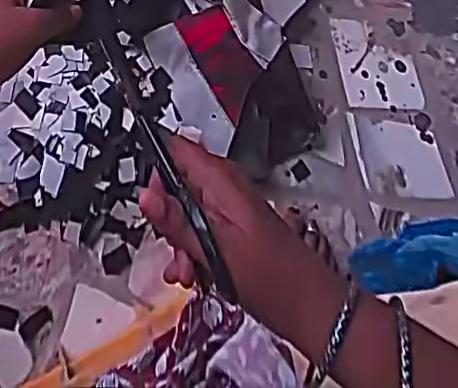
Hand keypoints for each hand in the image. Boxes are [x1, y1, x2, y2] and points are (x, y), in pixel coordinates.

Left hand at [0, 0, 79, 94]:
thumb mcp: (35, 28)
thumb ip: (61, 17)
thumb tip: (73, 12)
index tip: (73, 15)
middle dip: (48, 14)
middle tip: (55, 31)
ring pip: (23, 13)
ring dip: (35, 28)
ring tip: (33, 44)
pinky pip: (11, 27)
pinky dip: (21, 37)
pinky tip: (20, 51)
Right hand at [139, 136, 345, 356]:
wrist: (312, 308)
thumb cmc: (274, 278)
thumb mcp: (214, 250)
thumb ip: (176, 221)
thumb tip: (145, 196)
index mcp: (220, 178)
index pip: (173, 147)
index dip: (154, 171)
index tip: (150, 201)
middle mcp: (224, 183)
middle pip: (176, 182)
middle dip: (168, 216)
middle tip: (173, 246)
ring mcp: (229, 202)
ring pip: (186, 207)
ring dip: (180, 239)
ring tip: (187, 269)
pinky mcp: (233, 221)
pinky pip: (201, 223)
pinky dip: (194, 246)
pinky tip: (196, 271)